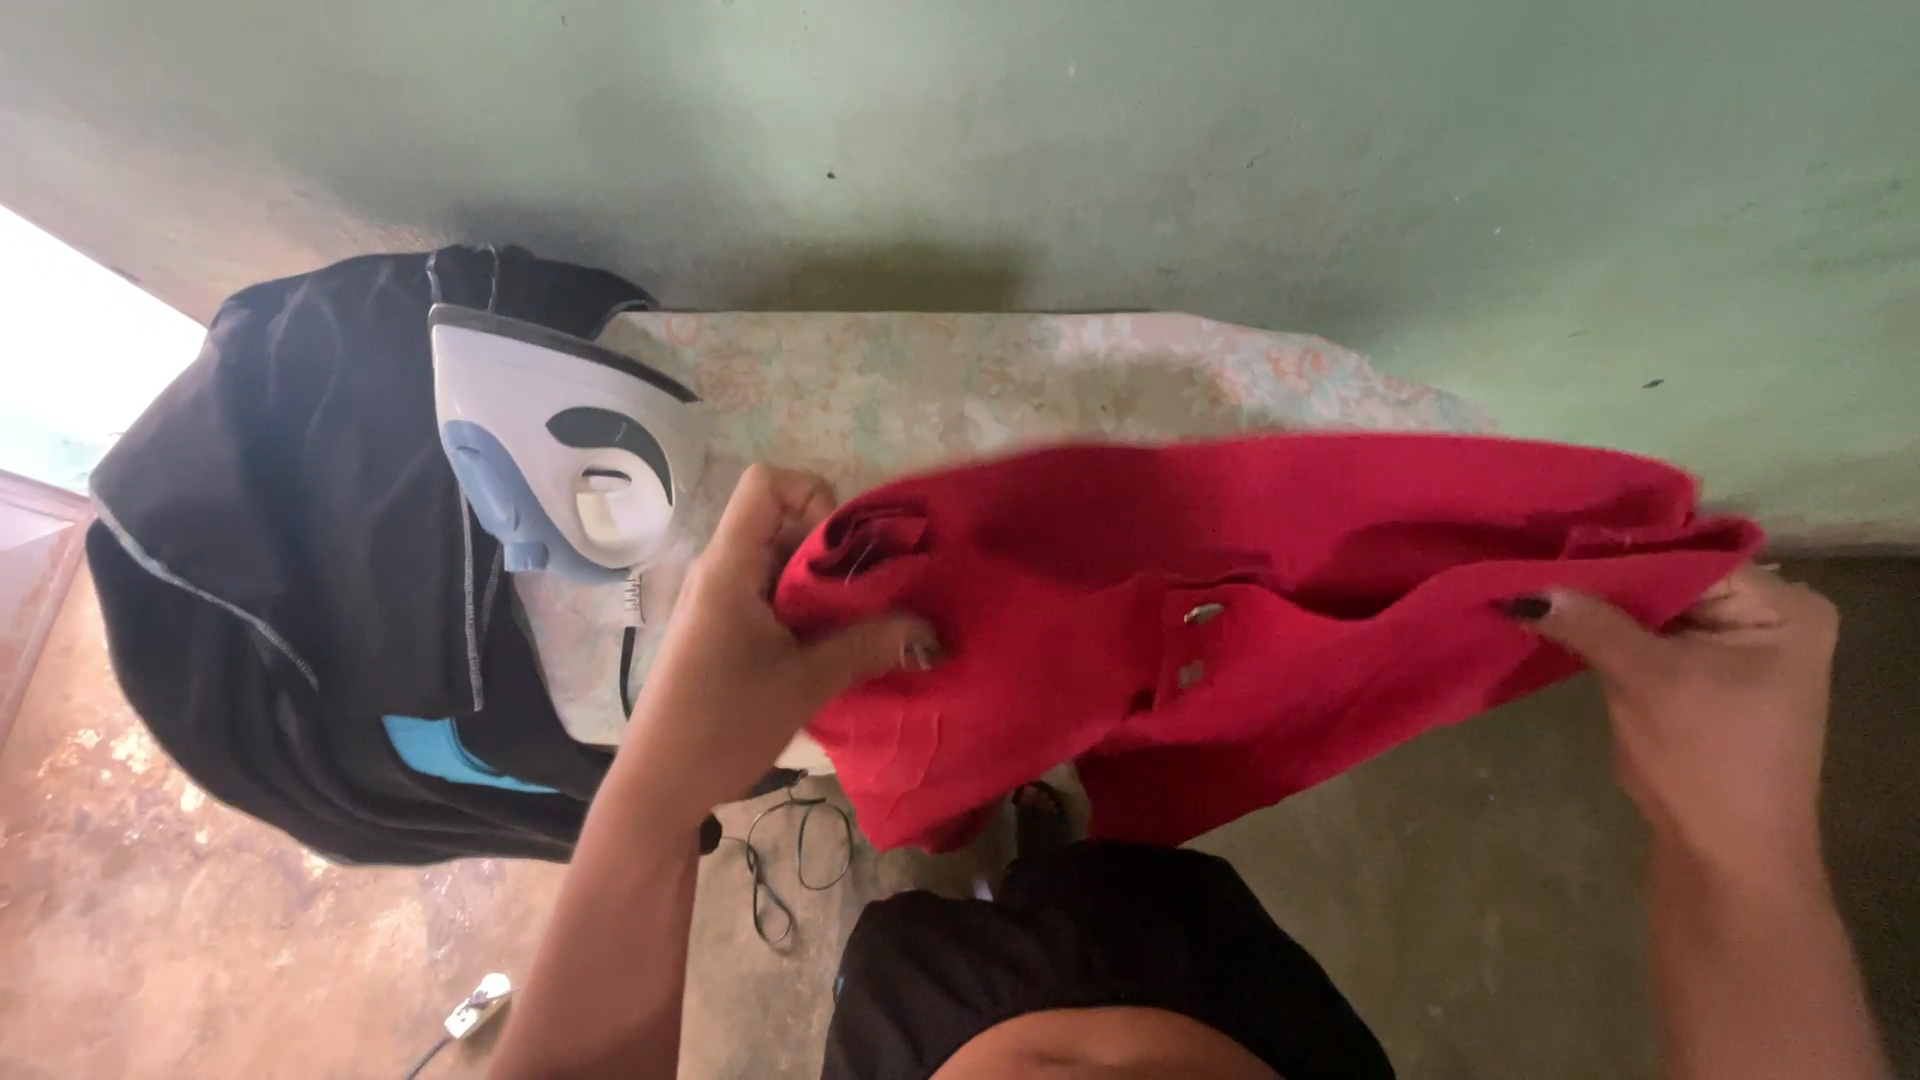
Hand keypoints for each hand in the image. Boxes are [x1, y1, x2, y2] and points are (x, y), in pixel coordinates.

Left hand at [615, 465, 940, 828]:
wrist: (657, 789)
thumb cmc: (720, 726)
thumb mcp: (804, 683)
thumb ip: (870, 646)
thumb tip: (932, 632)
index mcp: (729, 566)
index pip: (768, 483)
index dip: (814, 498)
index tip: (844, 552)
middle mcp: (723, 570)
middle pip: (785, 523)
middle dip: (836, 551)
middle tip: (875, 595)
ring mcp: (722, 600)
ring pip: (784, 563)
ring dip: (827, 586)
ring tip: (861, 625)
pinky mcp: (727, 629)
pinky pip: (776, 596)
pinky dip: (810, 610)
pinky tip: (833, 648)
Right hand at [1509, 565, 1839, 877]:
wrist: (1722, 843)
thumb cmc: (1705, 756)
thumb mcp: (1646, 679)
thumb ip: (1588, 623)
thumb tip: (1519, 589)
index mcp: (1781, 608)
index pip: (1687, 556)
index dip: (1616, 552)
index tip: (1548, 546)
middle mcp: (1761, 614)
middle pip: (1663, 576)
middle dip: (1596, 576)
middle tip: (1527, 561)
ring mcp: (1724, 642)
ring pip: (1643, 603)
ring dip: (1589, 601)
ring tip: (1527, 584)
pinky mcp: (1688, 666)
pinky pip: (1635, 629)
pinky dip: (1594, 625)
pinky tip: (1549, 616)